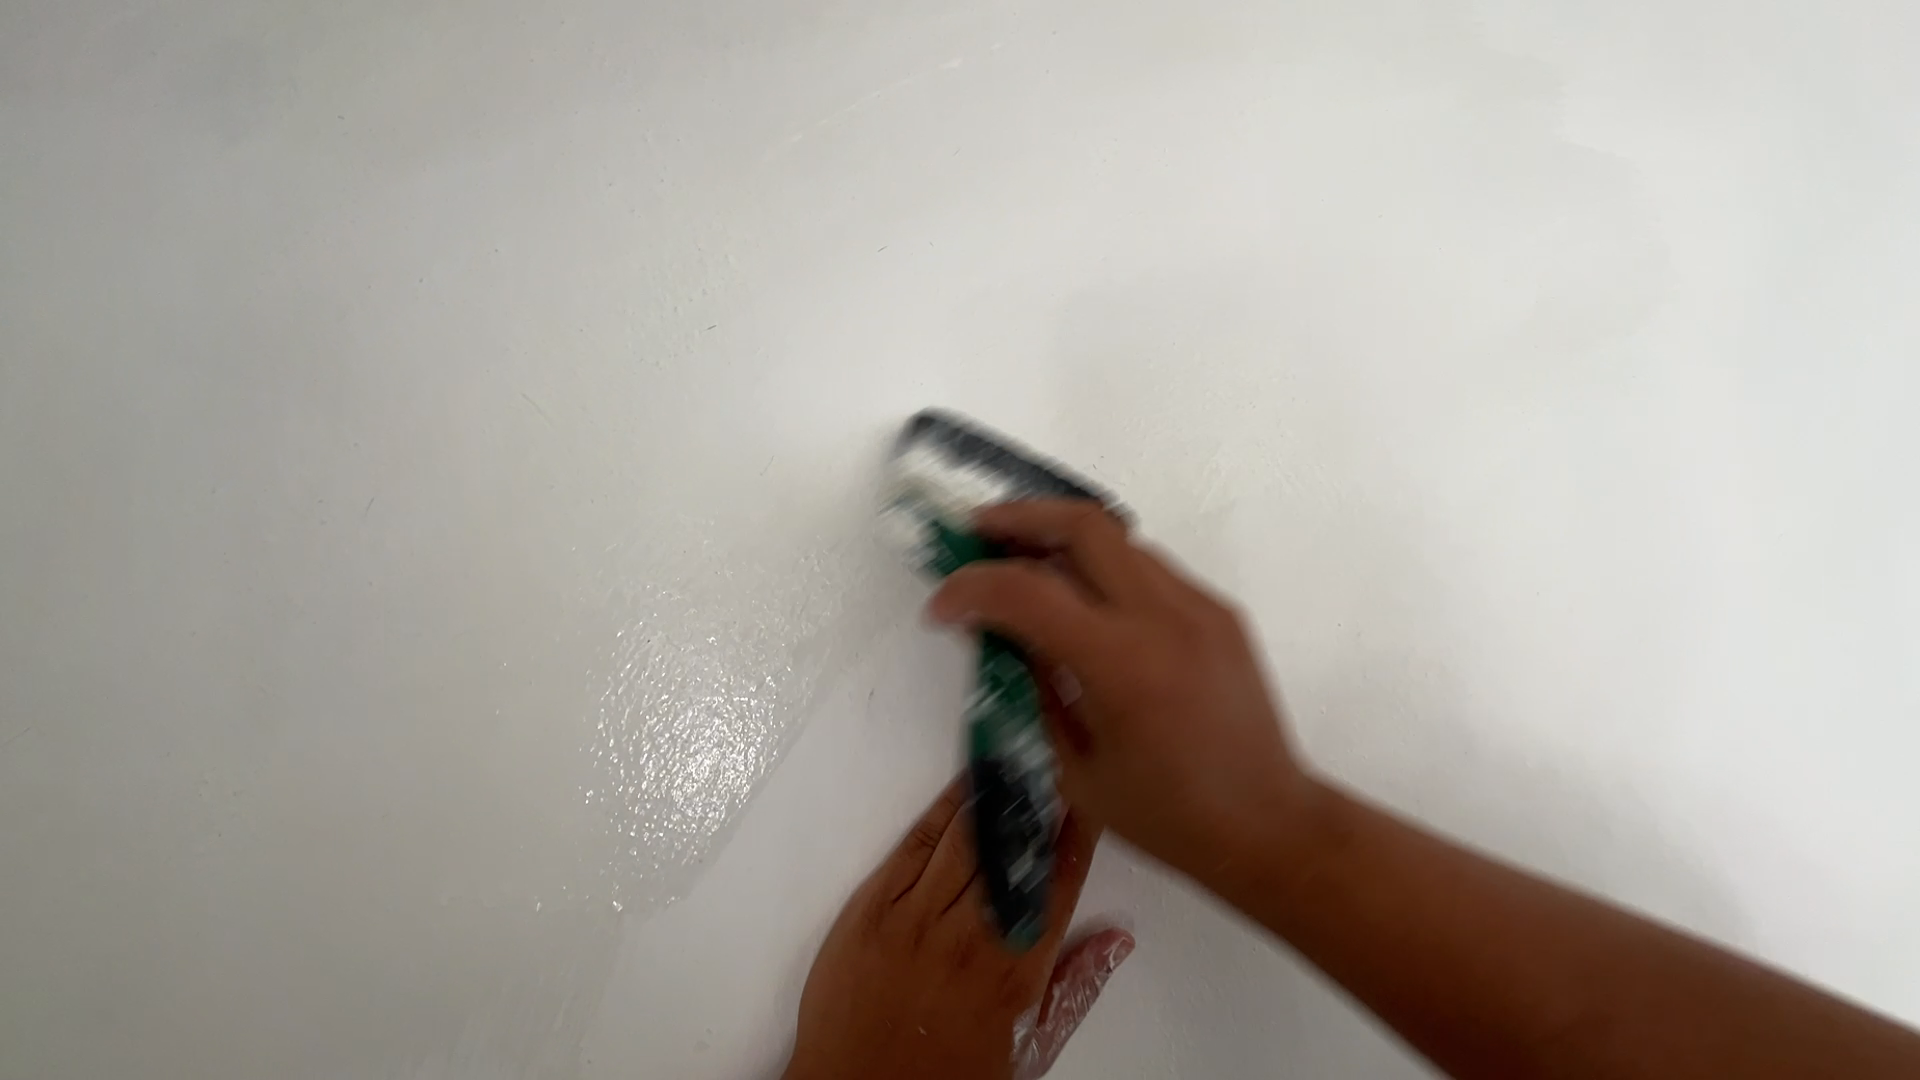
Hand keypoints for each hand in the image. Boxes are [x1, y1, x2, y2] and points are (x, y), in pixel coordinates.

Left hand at [785, 777, 1132, 1079]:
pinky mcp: (874, 906)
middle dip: (1036, 801)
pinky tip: (964, 786)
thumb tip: (1117, 938)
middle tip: (1053, 758)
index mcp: (1015, 969)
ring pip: (967, 837)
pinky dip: (943, 810)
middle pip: (1013, 850)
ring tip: (1015, 756)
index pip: (1057, 884)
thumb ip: (1072, 984)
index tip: (1087, 796)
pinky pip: (916, 845)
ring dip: (995, 794)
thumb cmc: (946, 1075)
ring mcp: (918, 915)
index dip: (1075, 835)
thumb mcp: (1025, 1047)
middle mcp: (971, 934)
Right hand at [927, 499, 1314, 882]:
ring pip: (1117, 540)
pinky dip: (1102, 569)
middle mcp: (1164, 616)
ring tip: (1022, 561)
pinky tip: (1084, 601)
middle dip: (1017, 518)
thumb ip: (1034, 688)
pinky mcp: (1220, 611)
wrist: (1271, 825)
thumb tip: (1000, 635)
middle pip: (1082, 524)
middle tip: (976, 532)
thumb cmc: (1166, 816)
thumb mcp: (1075, 767)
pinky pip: (1148, 569)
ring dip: (1060, 539)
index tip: (941, 606)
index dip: (970, 587)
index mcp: (1122, 665)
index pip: (1028, 592)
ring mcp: (1200, 606)